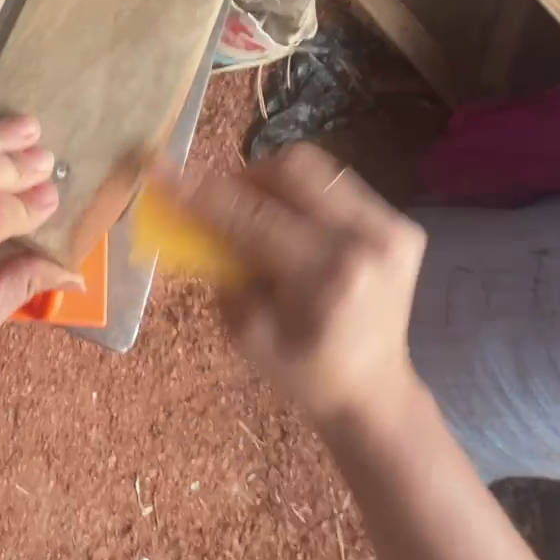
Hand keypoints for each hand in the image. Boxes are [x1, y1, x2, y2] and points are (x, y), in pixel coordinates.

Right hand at [169, 144, 426, 432]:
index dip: (201, 192)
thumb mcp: (245, 331)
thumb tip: (191, 217)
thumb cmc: (303, 371)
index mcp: (327, 275)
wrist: (374, 390)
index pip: (251, 215)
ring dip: (271, 183)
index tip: (160, 171)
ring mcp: (390, 228)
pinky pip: (333, 186)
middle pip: (291, 169)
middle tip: (222, 202)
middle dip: (244, 178)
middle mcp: (366, 240)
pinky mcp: (399, 225)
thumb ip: (221, 269)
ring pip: (313, 169)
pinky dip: (299, 196)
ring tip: (256, 215)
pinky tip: (291, 227)